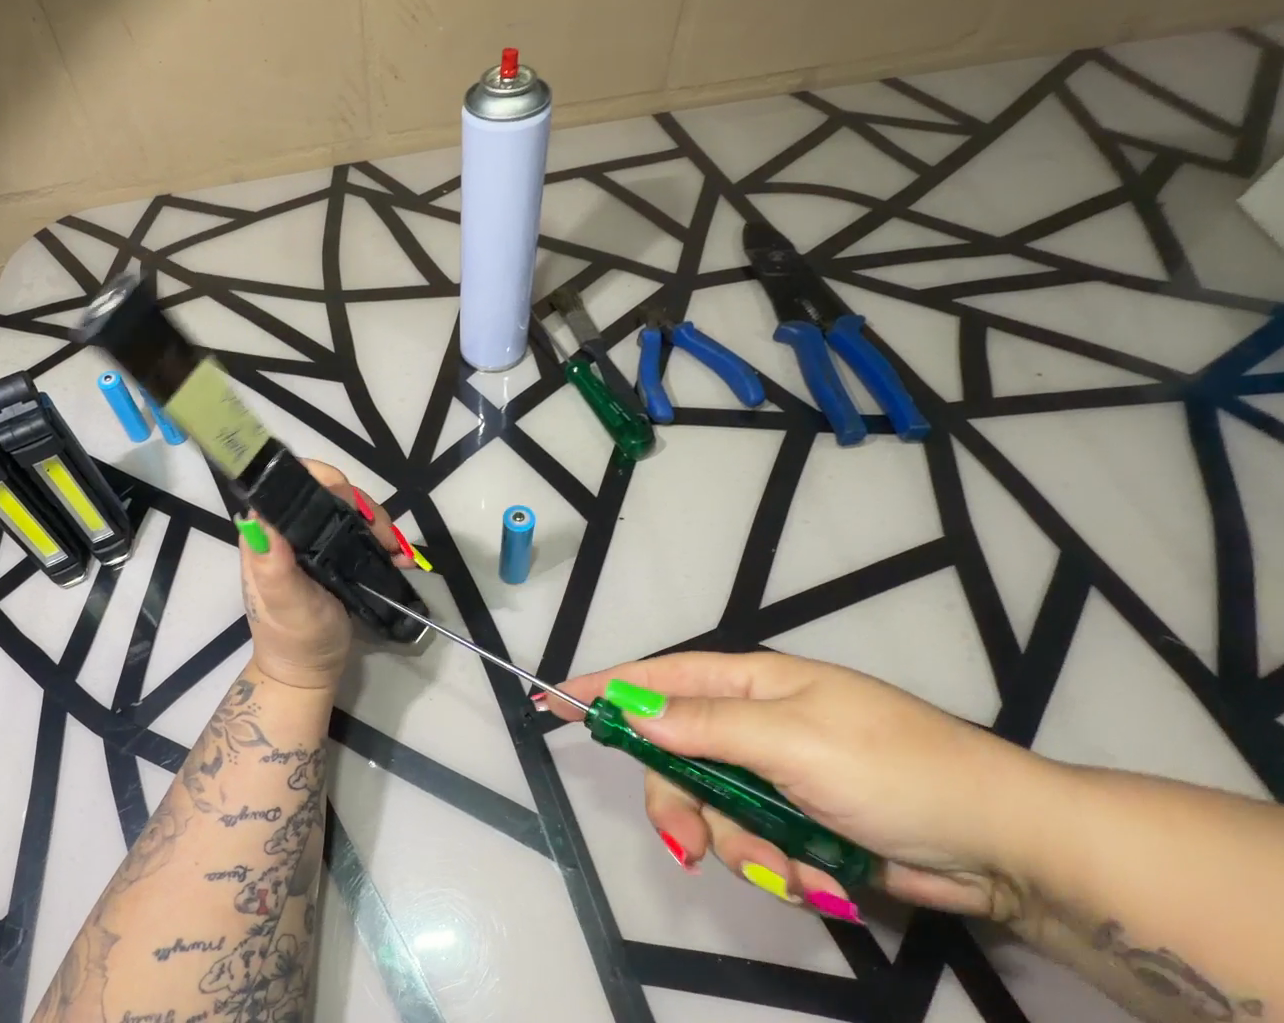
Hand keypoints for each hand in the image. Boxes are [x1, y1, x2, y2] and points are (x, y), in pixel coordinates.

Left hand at [237, 459, 410, 689]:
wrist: (309, 673)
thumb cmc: (293, 638)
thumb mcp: (285, 603)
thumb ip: (273, 565)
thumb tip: (260, 519)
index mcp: (268, 534)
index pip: (289, 484)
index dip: (321, 479)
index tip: (350, 499)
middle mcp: (288, 531)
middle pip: (328, 492)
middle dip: (361, 506)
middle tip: (384, 537)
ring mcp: (313, 542)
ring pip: (349, 511)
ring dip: (378, 525)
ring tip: (396, 552)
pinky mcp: (335, 556)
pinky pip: (361, 534)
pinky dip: (384, 541)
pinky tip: (401, 558)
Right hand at [549, 651, 1057, 923]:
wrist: (1000, 845)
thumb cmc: (898, 770)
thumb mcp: (796, 740)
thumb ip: (707, 725)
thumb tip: (634, 709)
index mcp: (752, 684)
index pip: (659, 677)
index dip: (605, 688)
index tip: (552, 699)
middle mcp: (752, 723)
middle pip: (671, 757)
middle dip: (679, 803)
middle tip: (689, 842)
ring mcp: (771, 775)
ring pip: (705, 808)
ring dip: (734, 844)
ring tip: (784, 868)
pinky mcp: (791, 821)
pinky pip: (744, 840)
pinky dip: (768, 864)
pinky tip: (810, 876)